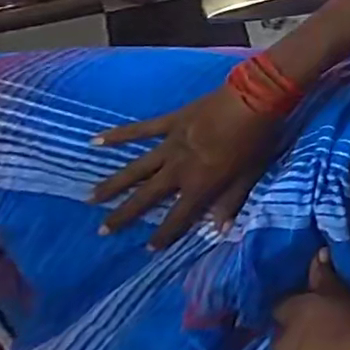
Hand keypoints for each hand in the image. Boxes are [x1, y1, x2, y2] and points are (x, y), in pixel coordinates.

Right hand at [88, 82, 280, 247]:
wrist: (254, 100)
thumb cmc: (258, 139)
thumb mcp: (251, 174)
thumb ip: (233, 201)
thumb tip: (220, 230)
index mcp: (200, 184)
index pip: (179, 216)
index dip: (165, 234)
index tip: (148, 249)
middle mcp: (179, 169)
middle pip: (147, 196)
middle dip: (125, 214)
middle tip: (101, 231)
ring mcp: (171, 145)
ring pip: (136, 169)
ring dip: (113, 184)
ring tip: (91, 198)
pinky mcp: (171, 122)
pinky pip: (140, 130)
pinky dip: (118, 135)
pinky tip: (94, 141)